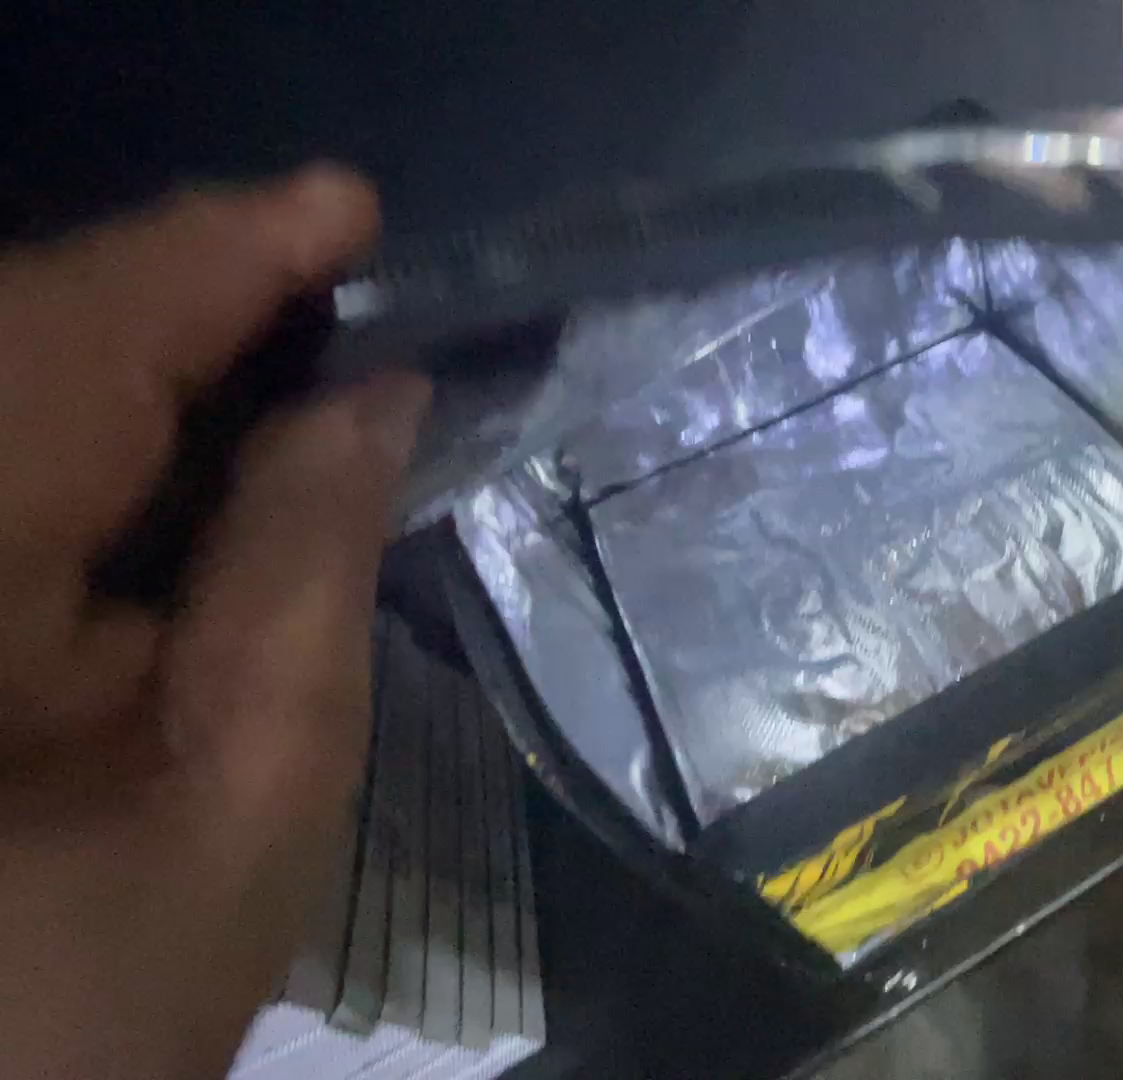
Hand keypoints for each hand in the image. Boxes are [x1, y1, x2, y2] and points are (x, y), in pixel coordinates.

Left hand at [0, 167, 429, 1077]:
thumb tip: (377, 406)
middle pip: (8, 344)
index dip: (214, 258)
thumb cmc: (110, 977)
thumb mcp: (264, 770)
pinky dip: (100, 400)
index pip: (64, 352)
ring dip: (147, 331)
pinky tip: (203, 398)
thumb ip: (308, 568)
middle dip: (185, 283)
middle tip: (339, 250)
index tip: (345, 201)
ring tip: (298, 306)